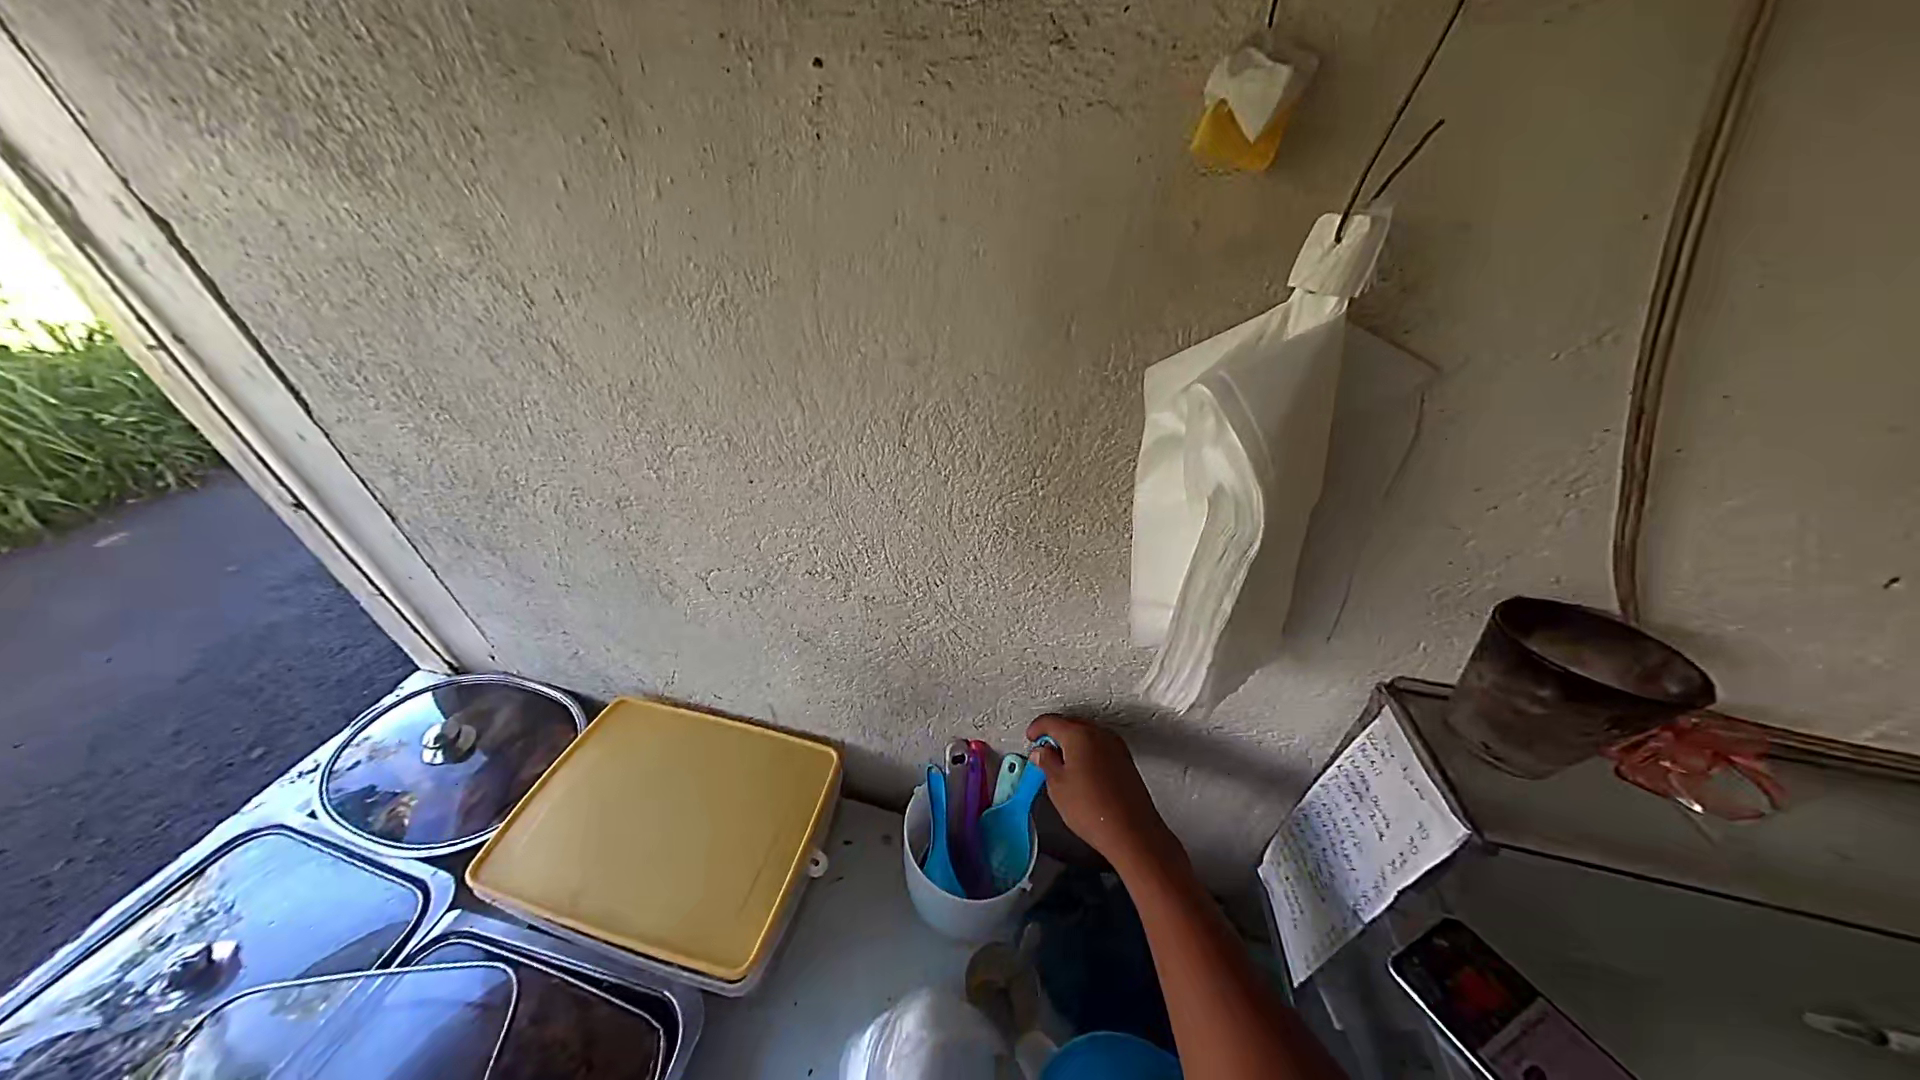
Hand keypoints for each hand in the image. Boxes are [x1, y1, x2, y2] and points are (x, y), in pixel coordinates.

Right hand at [1027, 714, 1181, 874]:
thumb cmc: (1095, 811)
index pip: (1051, 721)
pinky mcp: (1125, 760)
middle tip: (1042, 750)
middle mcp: (1100, 734)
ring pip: (1087, 735)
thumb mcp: (1057, 786)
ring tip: (1061, 765)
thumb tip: (1042, 753)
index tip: (1032, 737)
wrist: (1131, 832)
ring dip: (1072, 743)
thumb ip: (1046, 762)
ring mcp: (1116, 746)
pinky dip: (1088, 752)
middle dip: (1055, 735)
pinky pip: (1100, 747)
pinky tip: (1081, 772)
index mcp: (1079, 735)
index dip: (1037, 729)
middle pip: (1071, 724)